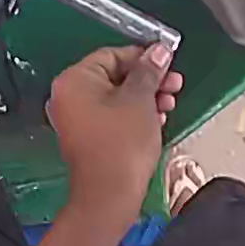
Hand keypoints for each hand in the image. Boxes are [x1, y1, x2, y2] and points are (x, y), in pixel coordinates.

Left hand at [48, 45, 182, 219]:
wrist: (110, 195)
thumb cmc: (123, 143)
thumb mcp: (140, 99)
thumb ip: (149, 71)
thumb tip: (159, 50)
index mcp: (74, 80)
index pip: (112, 54)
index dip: (143, 57)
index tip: (169, 61)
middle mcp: (69, 96)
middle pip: (114, 76)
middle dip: (148, 80)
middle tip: (175, 85)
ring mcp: (77, 119)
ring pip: (117, 97)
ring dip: (146, 98)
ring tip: (170, 105)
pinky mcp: (88, 138)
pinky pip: (113, 116)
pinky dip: (135, 115)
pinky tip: (157, 121)